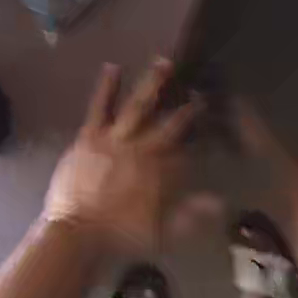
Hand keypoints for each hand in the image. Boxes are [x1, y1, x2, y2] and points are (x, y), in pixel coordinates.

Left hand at [42, 58, 202, 257]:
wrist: (77, 231)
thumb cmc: (121, 235)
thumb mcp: (164, 233)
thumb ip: (192, 216)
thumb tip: (220, 201)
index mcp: (160, 173)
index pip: (184, 150)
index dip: (196, 136)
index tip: (207, 122)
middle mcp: (141, 150)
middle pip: (167, 123)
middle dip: (183, 106)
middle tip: (196, 87)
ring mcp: (113, 139)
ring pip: (136, 106)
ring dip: (151, 84)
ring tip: (162, 62)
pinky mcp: (89, 135)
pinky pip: (99, 106)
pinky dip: (106, 86)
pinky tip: (112, 66)